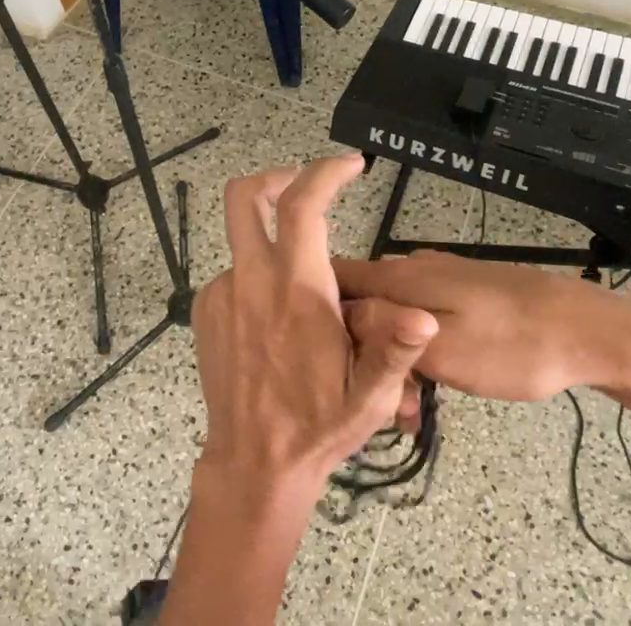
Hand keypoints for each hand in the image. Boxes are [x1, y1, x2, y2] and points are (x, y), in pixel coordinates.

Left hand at [192, 156, 438, 493]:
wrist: (252, 464)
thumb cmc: (316, 427)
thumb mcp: (369, 397)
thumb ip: (396, 351)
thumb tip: (425, 317)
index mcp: (296, 292)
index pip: (302, 205)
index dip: (325, 172)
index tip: (351, 165)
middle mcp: (250, 282)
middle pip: (244, 197)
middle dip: (276, 177)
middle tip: (305, 185)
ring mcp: (222, 295)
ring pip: (245, 242)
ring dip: (274, 243)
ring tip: (309, 292)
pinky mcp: (205, 312)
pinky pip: (234, 275)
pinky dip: (258, 278)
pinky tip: (280, 318)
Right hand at [332, 250, 630, 402]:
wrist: (589, 332)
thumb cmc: (511, 346)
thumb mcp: (439, 348)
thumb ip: (380, 330)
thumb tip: (336, 314)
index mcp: (397, 276)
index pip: (331, 279)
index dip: (317, 319)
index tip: (323, 364)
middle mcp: (411, 267)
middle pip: (361, 304)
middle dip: (360, 353)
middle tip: (385, 407)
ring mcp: (441, 277)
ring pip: (394, 318)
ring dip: (393, 361)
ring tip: (415, 411)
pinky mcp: (466, 292)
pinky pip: (422, 321)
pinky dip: (419, 352)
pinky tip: (438, 386)